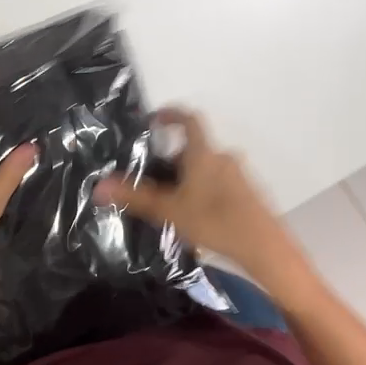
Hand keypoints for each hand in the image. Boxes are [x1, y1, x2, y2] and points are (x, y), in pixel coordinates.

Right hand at [95, 108, 296, 272]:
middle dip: (173, 161)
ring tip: (172, 203)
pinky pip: (220, 183)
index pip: (188, 120)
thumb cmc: (215, 222)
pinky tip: (197, 217)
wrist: (266, 249)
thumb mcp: (169, 211)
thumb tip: (99, 187)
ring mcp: (240, 175)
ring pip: (207, 168)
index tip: (154, 120)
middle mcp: (224, 158)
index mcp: (204, 154)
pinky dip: (205, 191)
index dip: (170, 115)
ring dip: (189, 178)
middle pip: (194, 149)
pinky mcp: (250, 194)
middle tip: (154, 180)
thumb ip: (135, 197)